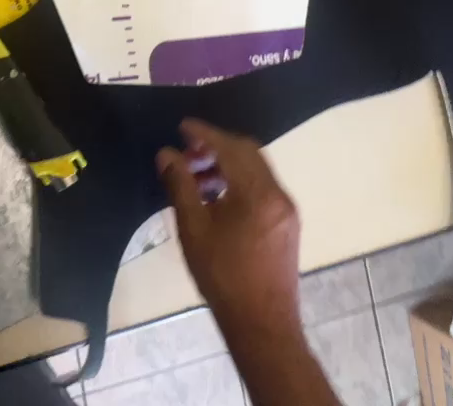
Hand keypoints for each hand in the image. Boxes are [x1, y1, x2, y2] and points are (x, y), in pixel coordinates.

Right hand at [156, 118, 302, 336]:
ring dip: (227, 163)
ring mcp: (286, 211)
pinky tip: (215, 196)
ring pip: (256, 169)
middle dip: (216, 145)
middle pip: (248, 153)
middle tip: (187, 151)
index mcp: (257, 193)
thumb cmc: (223, 275)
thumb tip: (167, 154)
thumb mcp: (193, 227)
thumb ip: (180, 185)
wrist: (262, 325)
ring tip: (196, 176)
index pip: (230, 148)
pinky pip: (262, 187)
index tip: (181, 127)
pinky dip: (238, 181)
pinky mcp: (286, 225)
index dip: (204, 133)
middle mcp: (278, 195)